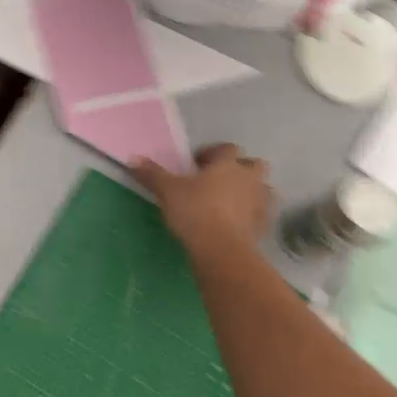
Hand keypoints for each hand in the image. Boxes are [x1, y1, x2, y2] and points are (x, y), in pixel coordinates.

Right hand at [133, 144, 274, 254]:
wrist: (221, 248)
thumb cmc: (194, 211)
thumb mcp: (167, 191)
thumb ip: (152, 174)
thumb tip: (134, 158)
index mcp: (227, 165)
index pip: (227, 148)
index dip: (213, 153)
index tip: (197, 164)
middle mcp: (249, 178)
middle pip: (253, 164)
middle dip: (239, 169)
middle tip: (219, 181)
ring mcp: (260, 201)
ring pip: (262, 188)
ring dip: (250, 191)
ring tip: (231, 202)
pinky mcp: (263, 224)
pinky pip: (262, 213)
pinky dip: (253, 215)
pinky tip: (239, 223)